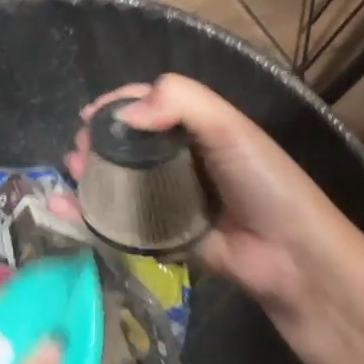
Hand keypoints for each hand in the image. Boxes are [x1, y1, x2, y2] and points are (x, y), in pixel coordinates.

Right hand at [62, 74, 356, 315]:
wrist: (295, 262)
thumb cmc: (265, 184)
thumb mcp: (230, 128)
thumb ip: (179, 102)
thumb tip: (122, 115)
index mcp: (199, 127)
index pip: (148, 103)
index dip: (117, 104)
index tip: (88, 116)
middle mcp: (182, 158)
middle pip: (127, 141)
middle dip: (97, 140)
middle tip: (79, 149)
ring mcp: (171, 198)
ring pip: (120, 178)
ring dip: (90, 172)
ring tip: (73, 172)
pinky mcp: (163, 235)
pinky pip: (122, 220)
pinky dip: (92, 213)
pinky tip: (69, 207)